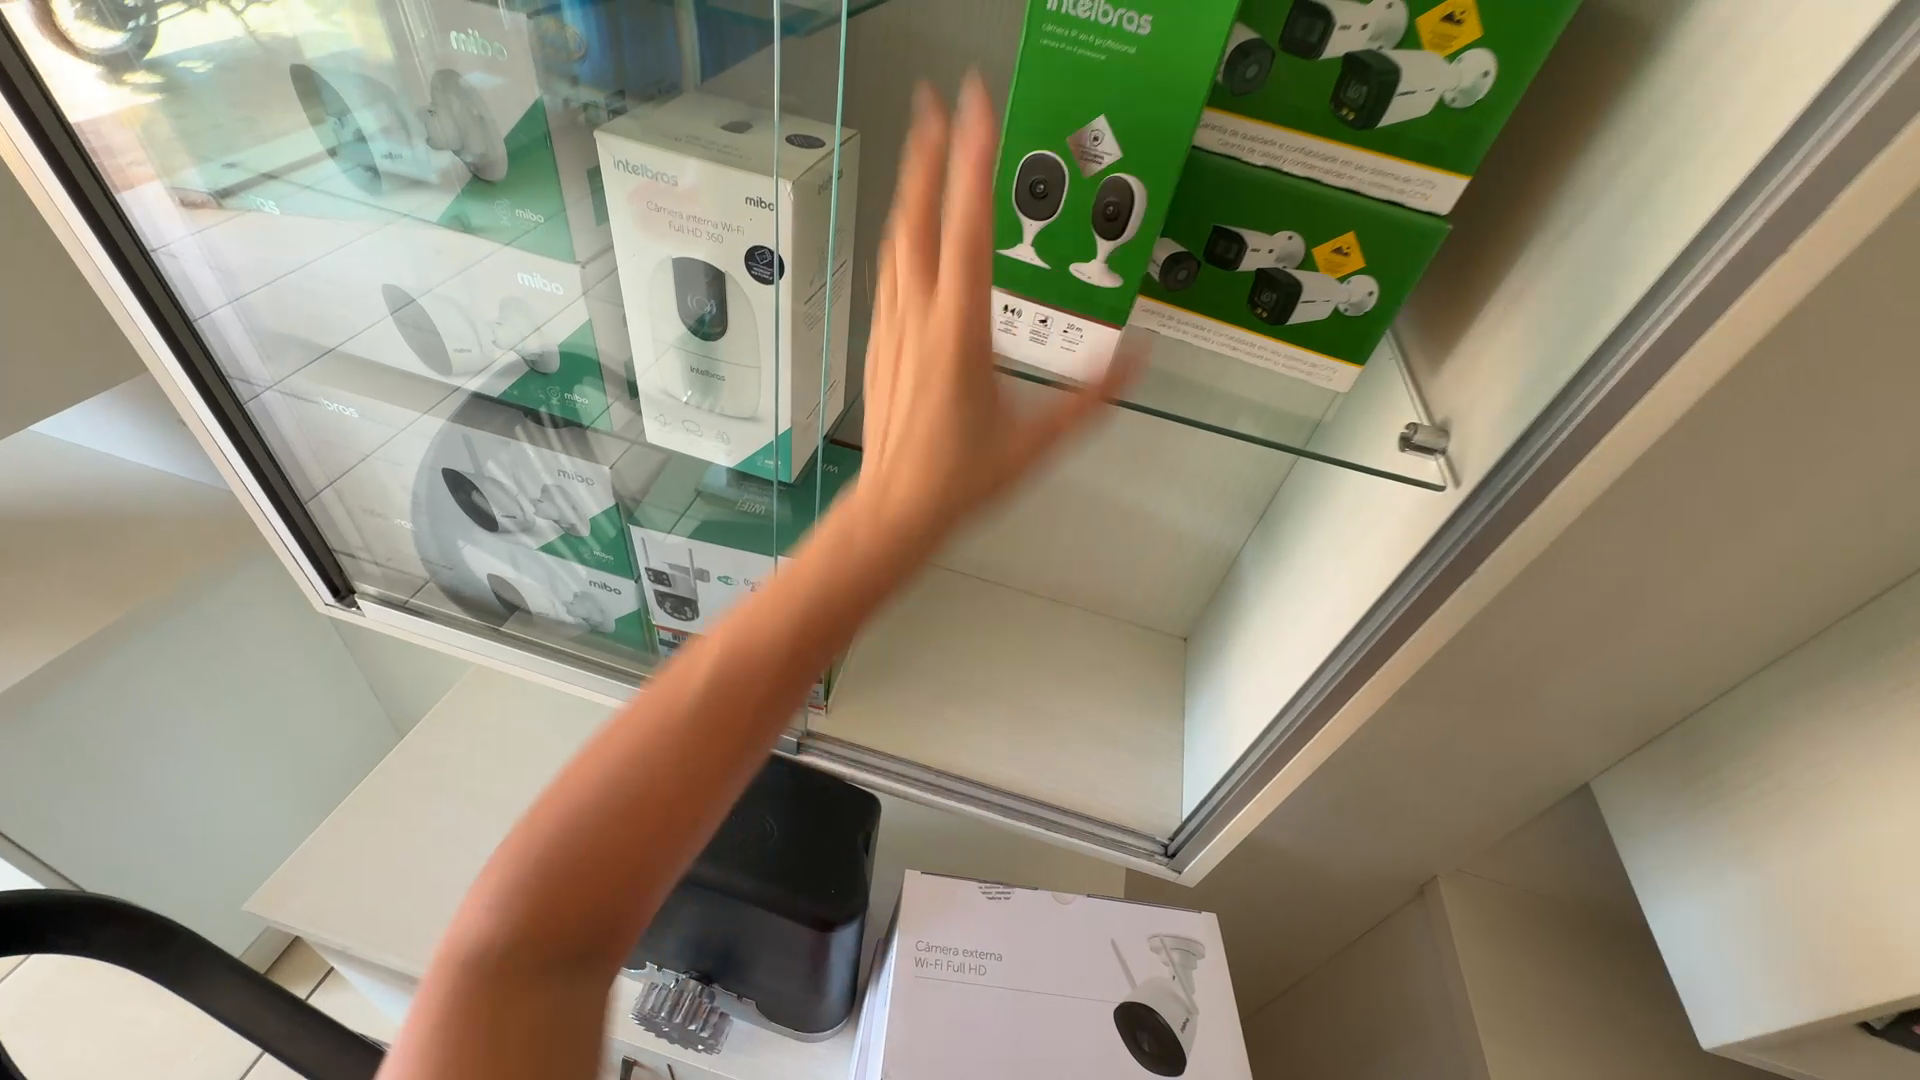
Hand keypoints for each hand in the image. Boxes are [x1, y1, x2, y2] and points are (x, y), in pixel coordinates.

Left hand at [855, 74, 1139, 549]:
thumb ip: (1093, 397)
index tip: (977, 109)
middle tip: (938, 101)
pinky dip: (900, 235)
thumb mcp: (1038, 441)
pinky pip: (888, 272)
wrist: (897, 508)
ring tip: (921, 147)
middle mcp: (919, 317)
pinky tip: (905, 230)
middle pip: (920, 217)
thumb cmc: (959, 478)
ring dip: (910, 187)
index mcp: (959, 330)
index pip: (968, 227)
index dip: (973, 161)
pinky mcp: (880, 343)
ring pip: (897, 240)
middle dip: (929, 152)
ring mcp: (893, 327)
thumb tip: (1138, 358)